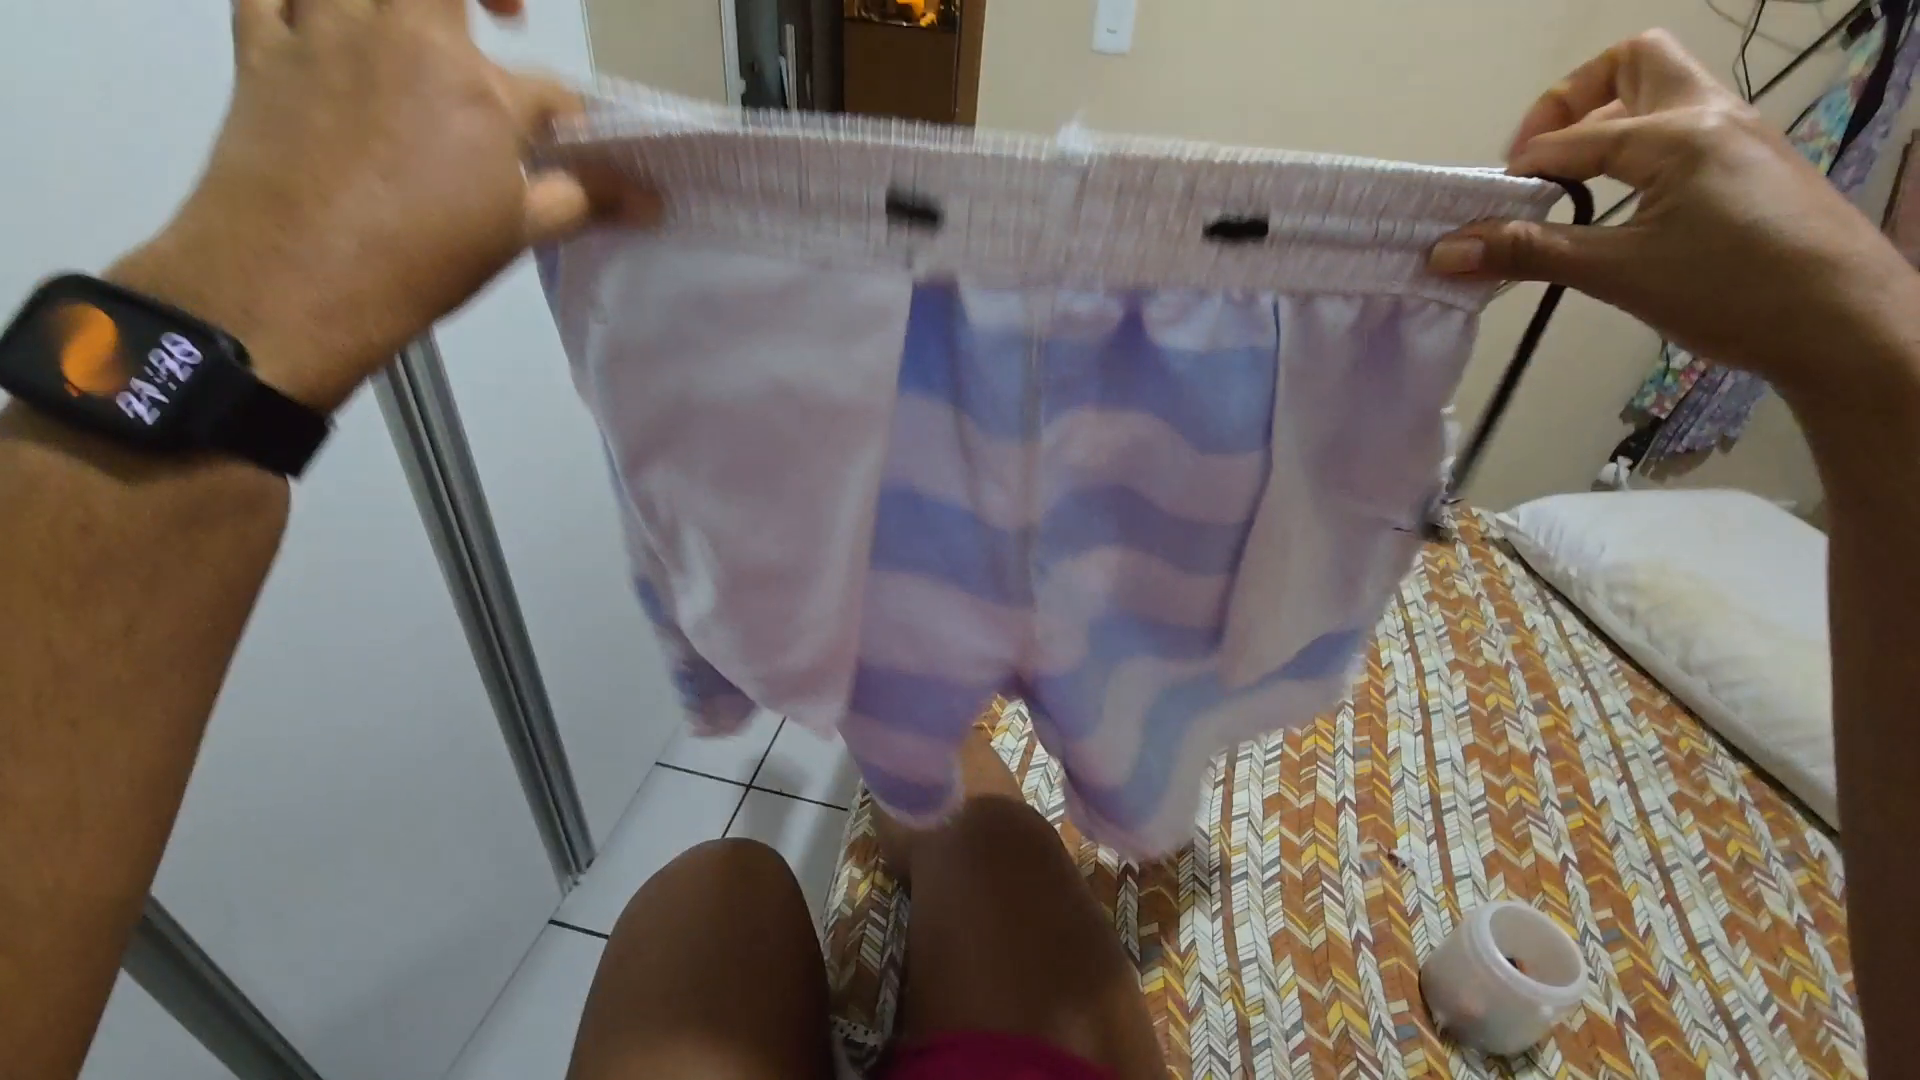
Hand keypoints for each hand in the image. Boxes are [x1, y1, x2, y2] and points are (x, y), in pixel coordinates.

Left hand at [109, 0, 647, 411]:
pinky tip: (327, 21)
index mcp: (478, 88)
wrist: (296, 279)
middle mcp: (403, 36)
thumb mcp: (519, 233)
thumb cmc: (422, 259)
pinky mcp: (259, 46)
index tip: (577, 148)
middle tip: (503, 19)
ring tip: (417, 19)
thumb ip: (585, 200)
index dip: (571, 118)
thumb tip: (649, 202)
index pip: (549, 90)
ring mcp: (323, 31)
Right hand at [1428, 30, 1919, 401]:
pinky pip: (1678, 132)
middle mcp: (1710, 116)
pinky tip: (1614, 206)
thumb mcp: (1616, 272)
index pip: (1569, 139)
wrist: (1846, 322)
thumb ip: (1527, 254)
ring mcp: (1737, 137)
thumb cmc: (1729, 290)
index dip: (1515, 175)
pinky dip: (1632, 152)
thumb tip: (1443, 252)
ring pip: (1661, 95)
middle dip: (1571, 102)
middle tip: (1537, 162)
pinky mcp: (1748, 167)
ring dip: (1603, 125)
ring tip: (1566, 188)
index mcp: (1677, 133)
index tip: (1484, 217)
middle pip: (1632, 64)